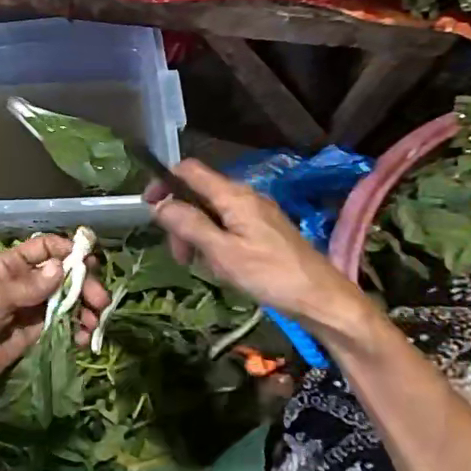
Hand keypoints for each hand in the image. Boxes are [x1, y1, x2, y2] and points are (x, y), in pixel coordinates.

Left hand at [0, 233, 109, 384]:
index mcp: (11, 264)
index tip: (89, 260)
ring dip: (86, 307)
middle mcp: (26, 281)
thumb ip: (29, 286)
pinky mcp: (39, 329)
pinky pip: (65, 322)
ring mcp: (34, 305)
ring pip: (69, 299)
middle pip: (64, 274)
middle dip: (85, 284)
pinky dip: (78, 327)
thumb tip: (61, 268)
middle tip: (99, 300)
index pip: (44, 248)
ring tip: (94, 322)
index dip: (67, 250)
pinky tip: (84, 337)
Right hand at [145, 160, 368, 334]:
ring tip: (200, 266)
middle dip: (180, 220)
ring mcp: (255, 213)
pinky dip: (213, 242)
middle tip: (179, 255)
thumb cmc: (270, 275)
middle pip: (197, 194)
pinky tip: (219, 267)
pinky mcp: (262, 230)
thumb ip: (189, 224)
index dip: (164, 182)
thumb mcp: (222, 252)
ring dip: (195, 236)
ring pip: (210, 213)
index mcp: (234, 196)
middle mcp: (244, 197)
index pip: (189, 170)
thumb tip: (160, 204)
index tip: (149, 207)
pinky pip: (226, 226)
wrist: (321, 299)